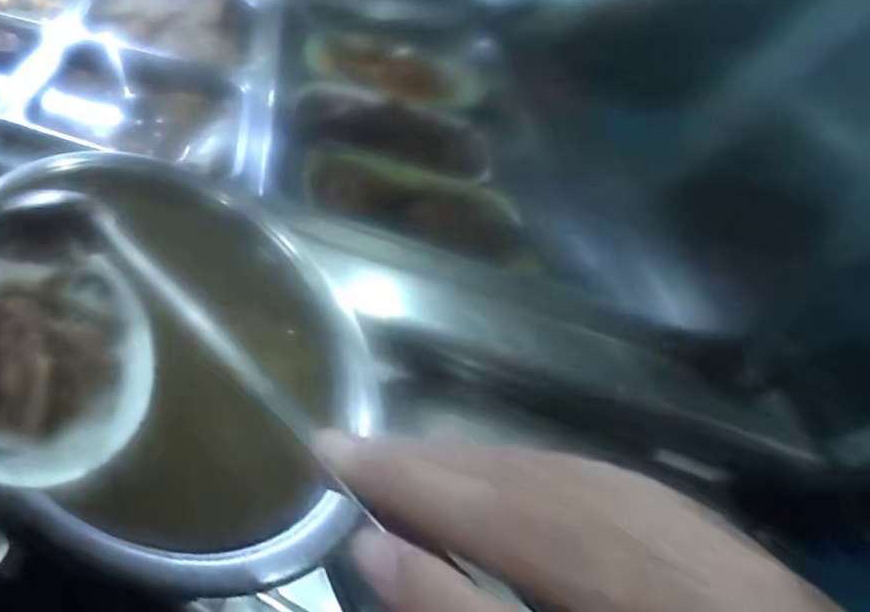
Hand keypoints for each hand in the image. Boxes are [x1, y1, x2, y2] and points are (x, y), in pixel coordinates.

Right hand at [315, 432, 839, 611]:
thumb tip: (366, 543)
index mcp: (640, 588)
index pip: (499, 513)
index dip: (404, 478)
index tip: (324, 450)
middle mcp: (684, 551)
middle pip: (528, 485)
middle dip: (427, 462)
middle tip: (348, 451)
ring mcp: (710, 541)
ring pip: (559, 473)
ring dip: (468, 460)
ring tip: (399, 459)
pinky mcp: (714, 539)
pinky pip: (596, 480)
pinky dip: (523, 469)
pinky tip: (487, 472)